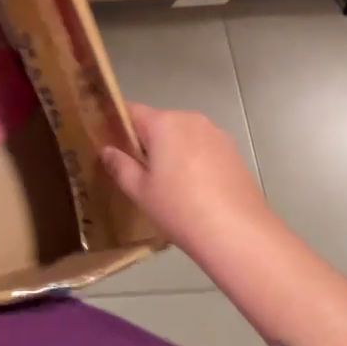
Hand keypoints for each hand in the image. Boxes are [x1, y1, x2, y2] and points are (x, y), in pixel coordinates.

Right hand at [102, 103, 267, 251]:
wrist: (240, 234)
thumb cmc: (181, 209)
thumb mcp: (141, 192)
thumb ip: (120, 166)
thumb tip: (107, 150)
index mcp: (164, 123)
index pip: (131, 111)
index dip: (118, 125)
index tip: (112, 146)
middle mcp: (190, 119)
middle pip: (159, 123)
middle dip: (148, 143)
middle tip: (142, 175)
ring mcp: (216, 134)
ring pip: (183, 136)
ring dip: (173, 152)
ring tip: (172, 188)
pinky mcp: (234, 152)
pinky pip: (203, 148)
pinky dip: (195, 162)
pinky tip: (197, 192)